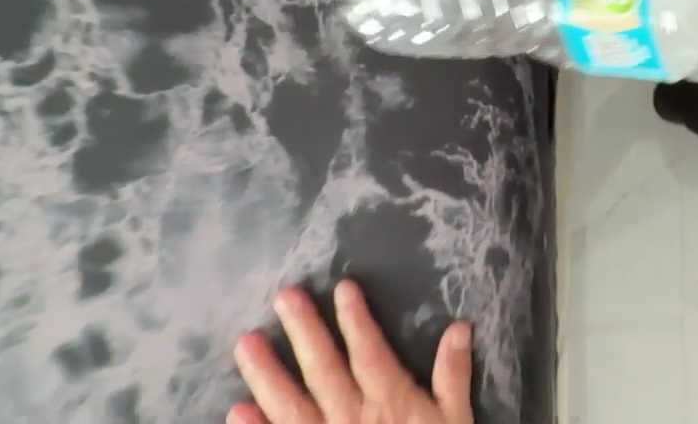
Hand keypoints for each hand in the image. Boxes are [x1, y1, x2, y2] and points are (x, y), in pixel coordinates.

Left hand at [230, 280, 473, 423]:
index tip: (342, 287)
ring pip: (290, 407)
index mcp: (389, 403)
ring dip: (267, 375)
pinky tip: (237, 412)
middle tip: (283, 296)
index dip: (356, 319)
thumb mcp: (456, 422)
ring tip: (245, 344)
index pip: (369, 351)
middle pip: (323, 370)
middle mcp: (350, 420)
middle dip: (304, 331)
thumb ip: (453, 376)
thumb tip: (460, 326)